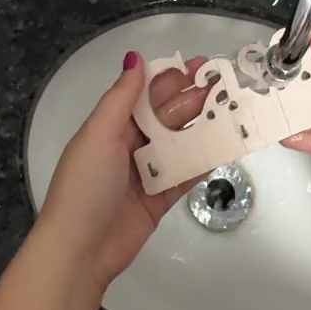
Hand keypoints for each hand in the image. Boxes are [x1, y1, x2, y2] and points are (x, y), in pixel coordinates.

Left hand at [35, 51, 207, 290]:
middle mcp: (129, 144)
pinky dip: (203, 161)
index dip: (171, 77)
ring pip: (179, 143)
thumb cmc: (86, 185)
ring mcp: (146, 173)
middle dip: (193, 98)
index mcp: (111, 125)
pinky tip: (225, 147)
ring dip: (202, 127)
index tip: (200, 64)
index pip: (146, 93)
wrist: (79, 252)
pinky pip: (185, 175)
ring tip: (231, 111)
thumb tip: (136, 57)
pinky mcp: (159, 200)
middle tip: (224, 85)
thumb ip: (121, 97)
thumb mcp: (99, 134)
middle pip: (166, 116)